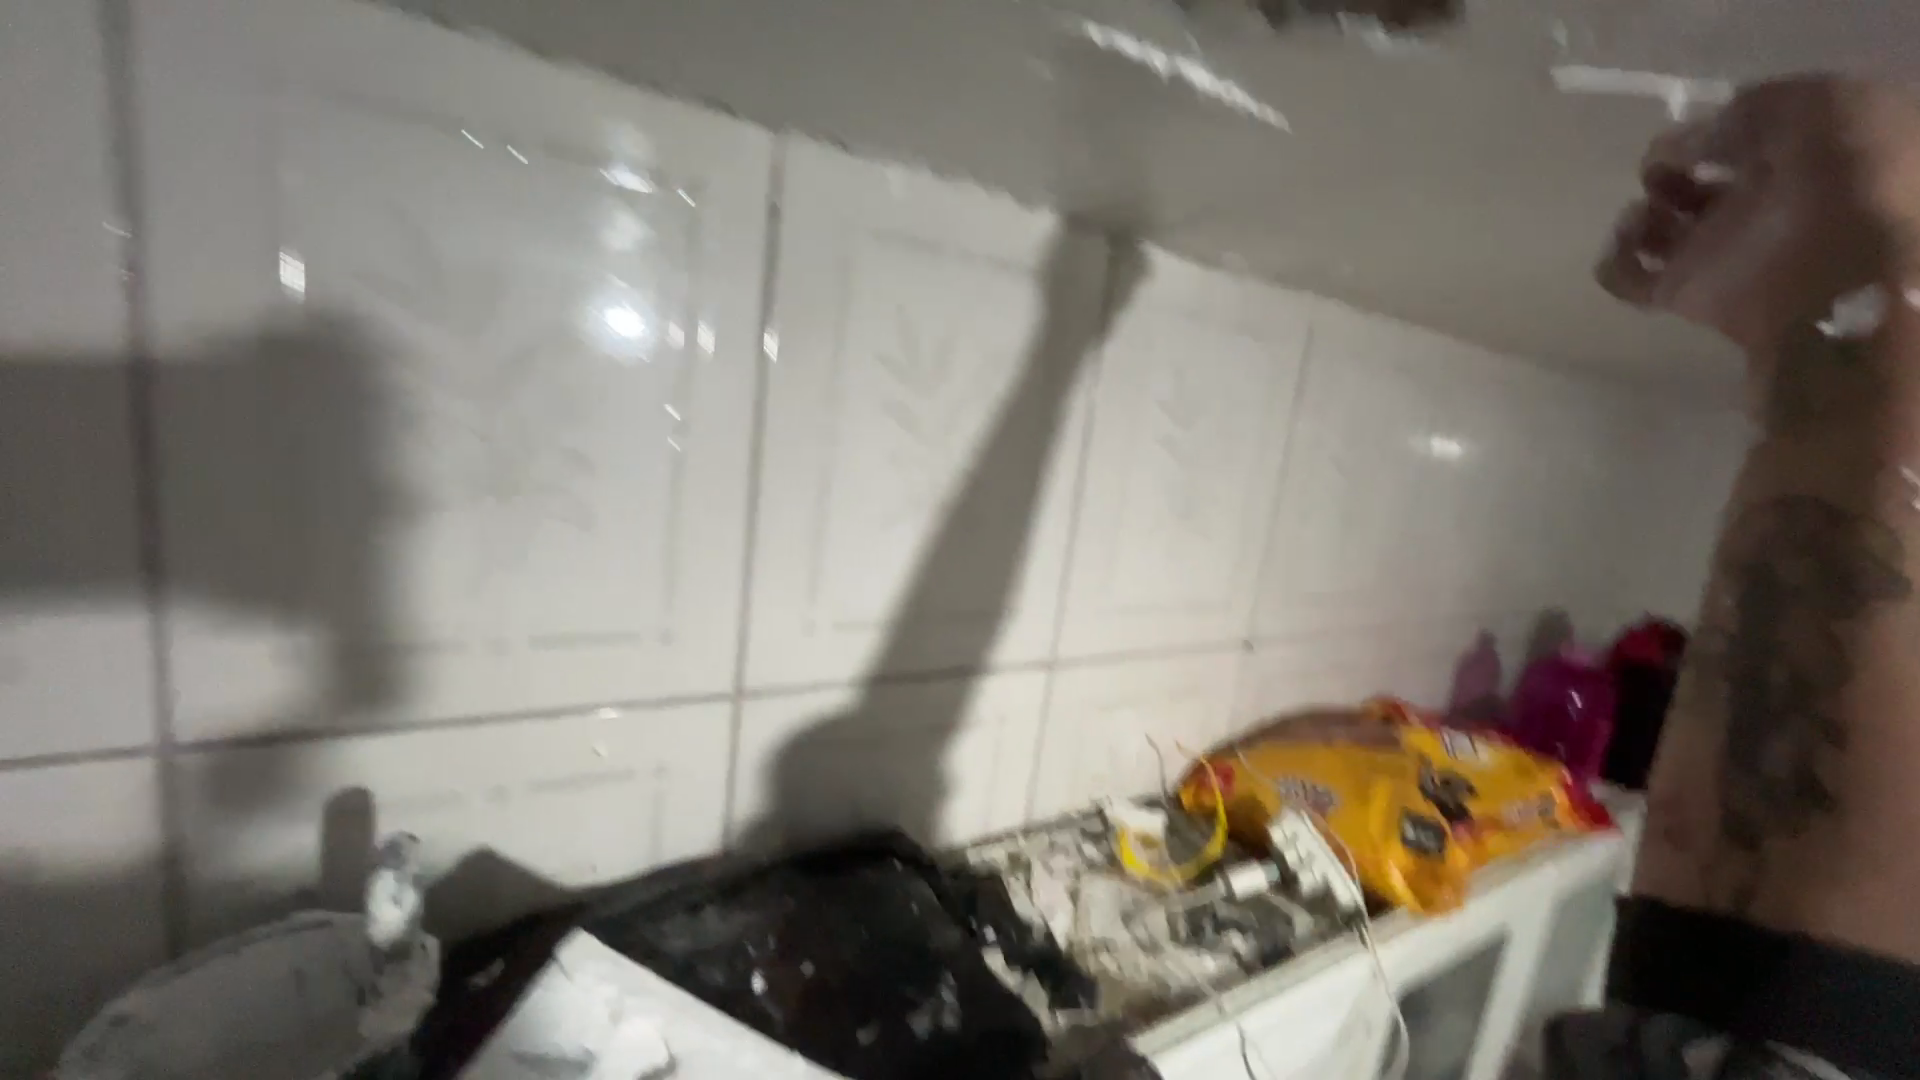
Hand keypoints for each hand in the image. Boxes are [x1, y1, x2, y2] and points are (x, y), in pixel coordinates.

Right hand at [1597, 76, 1919, 351]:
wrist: (1835, 270)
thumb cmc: (1846, 174)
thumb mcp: (1817, 105)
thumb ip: (1746, 111)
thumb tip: (1687, 142)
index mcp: (1798, 155)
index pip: (1735, 138)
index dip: (1706, 130)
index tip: (1689, 135)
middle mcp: (1754, 203)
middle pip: (1689, 184)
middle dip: (1665, 173)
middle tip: (1661, 175)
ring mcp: (1713, 252)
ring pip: (1654, 230)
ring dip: (1635, 217)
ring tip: (1643, 215)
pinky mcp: (1679, 292)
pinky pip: (1625, 278)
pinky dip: (1612, 262)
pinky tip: (1624, 246)